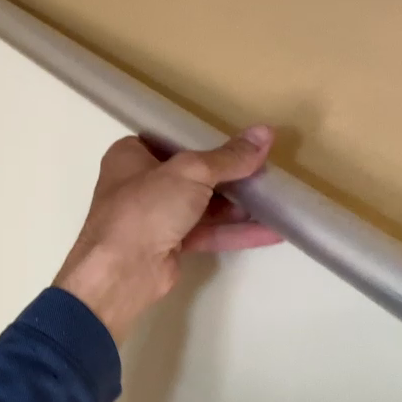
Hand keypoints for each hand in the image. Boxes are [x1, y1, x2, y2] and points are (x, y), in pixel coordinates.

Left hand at [54, 126, 283, 341]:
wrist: (122, 269)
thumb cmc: (146, 207)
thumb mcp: (190, 172)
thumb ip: (228, 157)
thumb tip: (264, 132)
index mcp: (129, 157)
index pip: (168, 141)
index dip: (201, 139)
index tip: (239, 140)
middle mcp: (137, 184)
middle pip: (189, 174)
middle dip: (227, 174)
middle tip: (269, 169)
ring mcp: (153, 216)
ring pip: (201, 205)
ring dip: (238, 204)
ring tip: (279, 198)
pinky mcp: (168, 244)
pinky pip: (207, 232)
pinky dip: (237, 231)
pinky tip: (274, 231)